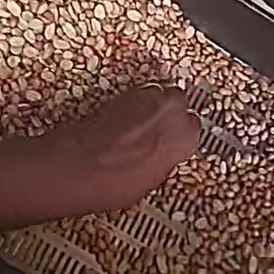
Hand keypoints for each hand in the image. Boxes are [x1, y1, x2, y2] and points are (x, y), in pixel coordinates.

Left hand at [32, 85, 201, 214]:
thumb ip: (165, 157)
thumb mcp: (153, 178)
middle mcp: (169, 108)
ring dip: (150, 106)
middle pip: (178, 100)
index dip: (181, 135)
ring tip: (138, 128)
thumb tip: (162, 155)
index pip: (193, 126)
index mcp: (185, 134)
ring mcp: (143, 97)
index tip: (174, 142)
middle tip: (158, 131)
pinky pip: (134, 97)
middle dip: (169, 111)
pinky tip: (122, 124)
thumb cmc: (116, 180)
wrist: (80, 166)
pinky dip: (131, 106)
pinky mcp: (119, 93)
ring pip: (156, 93)